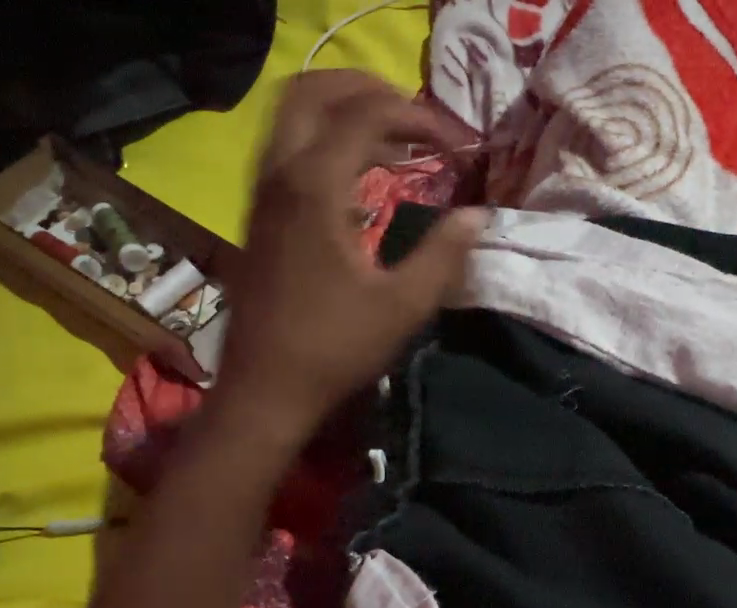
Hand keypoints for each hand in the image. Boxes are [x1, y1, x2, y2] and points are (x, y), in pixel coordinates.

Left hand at [212, 70, 486, 441]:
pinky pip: (287, 151)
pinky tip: (360, 183)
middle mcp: (280, 175)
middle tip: (414, 117)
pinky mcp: (259, 216)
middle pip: (312, 91)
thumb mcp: (402, 306)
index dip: (417, 117)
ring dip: (342, 114)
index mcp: (315, 188)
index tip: (457, 144)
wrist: (266, 387)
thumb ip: (443, 255)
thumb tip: (477, 217)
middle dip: (367, 90)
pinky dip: (324, 144)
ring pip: (292, 117)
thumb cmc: (335, 348)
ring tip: (394, 143)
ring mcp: (262, 194)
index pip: (365, 114)